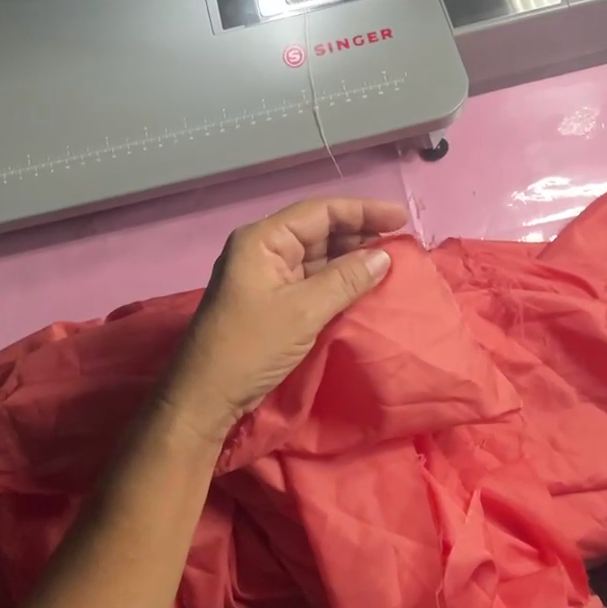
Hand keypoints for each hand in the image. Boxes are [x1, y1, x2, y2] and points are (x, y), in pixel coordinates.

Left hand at [159, 198, 408, 442]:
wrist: (205, 395)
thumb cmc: (250, 347)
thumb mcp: (304, 311)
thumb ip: (346, 279)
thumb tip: (384, 256)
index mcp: (262, 240)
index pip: (319, 211)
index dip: (362, 211)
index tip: (401, 219)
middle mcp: (262, 249)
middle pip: (317, 229)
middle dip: (358, 233)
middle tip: (400, 243)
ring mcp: (264, 274)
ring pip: (315, 254)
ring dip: (349, 257)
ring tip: (388, 261)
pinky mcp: (269, 299)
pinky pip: (309, 278)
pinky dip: (336, 278)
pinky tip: (362, 283)